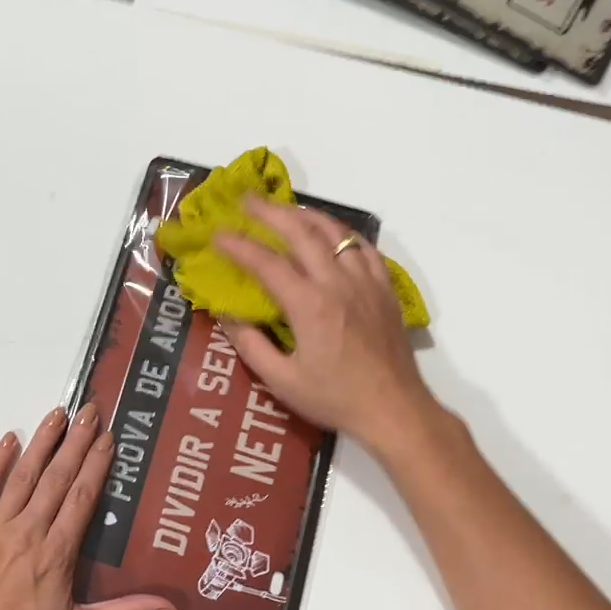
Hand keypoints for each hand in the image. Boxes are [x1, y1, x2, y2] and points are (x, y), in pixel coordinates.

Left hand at [0, 404, 178, 609]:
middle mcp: (27, 532)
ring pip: (22, 476)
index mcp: (56, 554)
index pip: (81, 498)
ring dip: (41, 443)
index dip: (96, 464)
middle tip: (90, 410)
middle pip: (56, 478)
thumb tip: (171, 608)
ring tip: (57, 414)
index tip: (107, 437)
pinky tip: (9, 440)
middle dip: (75, 442)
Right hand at [214, 196, 441, 457]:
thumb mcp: (281, 380)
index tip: (216, 234)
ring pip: (336, 233)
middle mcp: (338, 284)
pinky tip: (331, 235)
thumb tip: (226, 315)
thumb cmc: (334, 399)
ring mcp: (366, 283)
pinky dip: (342, 235)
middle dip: (270, 212)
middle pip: (302, 233)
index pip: (266, 263)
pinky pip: (363, 248)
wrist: (394, 409)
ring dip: (306, 215)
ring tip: (285, 210)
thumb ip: (250, 344)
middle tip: (246, 200)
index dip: (238, 246)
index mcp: (309, 306)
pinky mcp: (385, 289)